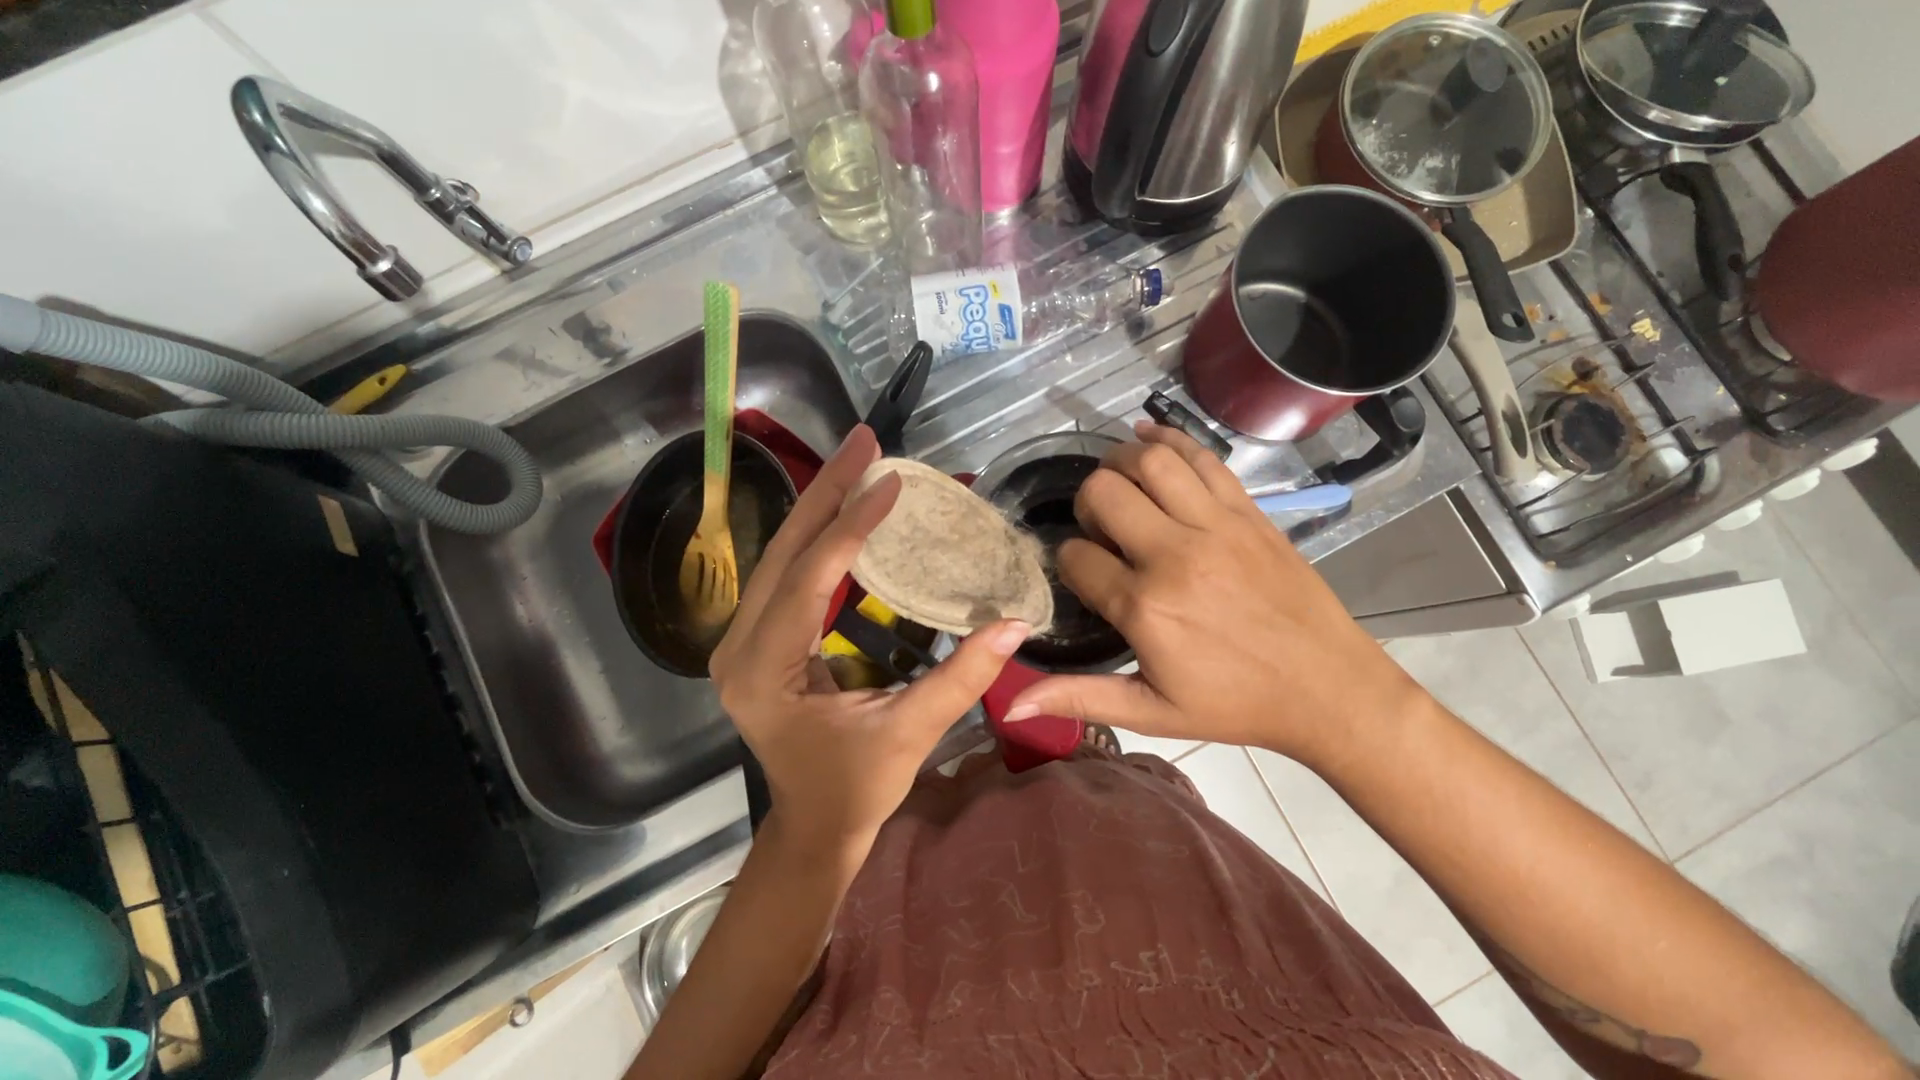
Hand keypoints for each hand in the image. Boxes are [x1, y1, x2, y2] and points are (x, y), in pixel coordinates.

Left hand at [709, 425, 1028, 853]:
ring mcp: (741, 643)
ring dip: (819, 506)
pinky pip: (785, 575)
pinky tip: (844, 508)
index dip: (850, 527)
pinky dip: (817, 537)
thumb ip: (959, 678)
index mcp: (765, 672)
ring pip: (778, 557)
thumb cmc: (856, 789)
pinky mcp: (757, 641)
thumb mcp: (909, 733)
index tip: (890, 482)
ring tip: (858, 460)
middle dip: (825, 492)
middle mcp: (739, 649)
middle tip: (865, 440)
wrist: (814, 826)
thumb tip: (1014, 623)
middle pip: (782, 553)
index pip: (808, 581)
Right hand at [1006, 423, 1425, 768]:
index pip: (1076, 557)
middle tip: (1100, 529)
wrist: (1327, 689)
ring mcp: (1216, 527)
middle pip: (1103, 494)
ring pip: (1150, 462)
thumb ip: (1079, 697)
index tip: (1083, 576)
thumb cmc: (1235, 706)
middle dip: (1086, 505)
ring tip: (1119, 484)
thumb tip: (1009, 703)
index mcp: (1145, 608)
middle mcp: (1175, 555)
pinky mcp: (1248, 513)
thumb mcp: (1151, 713)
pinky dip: (1169, 439)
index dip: (1068, 562)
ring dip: (1120, 463)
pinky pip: (1203, 458)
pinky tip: (1147, 439)